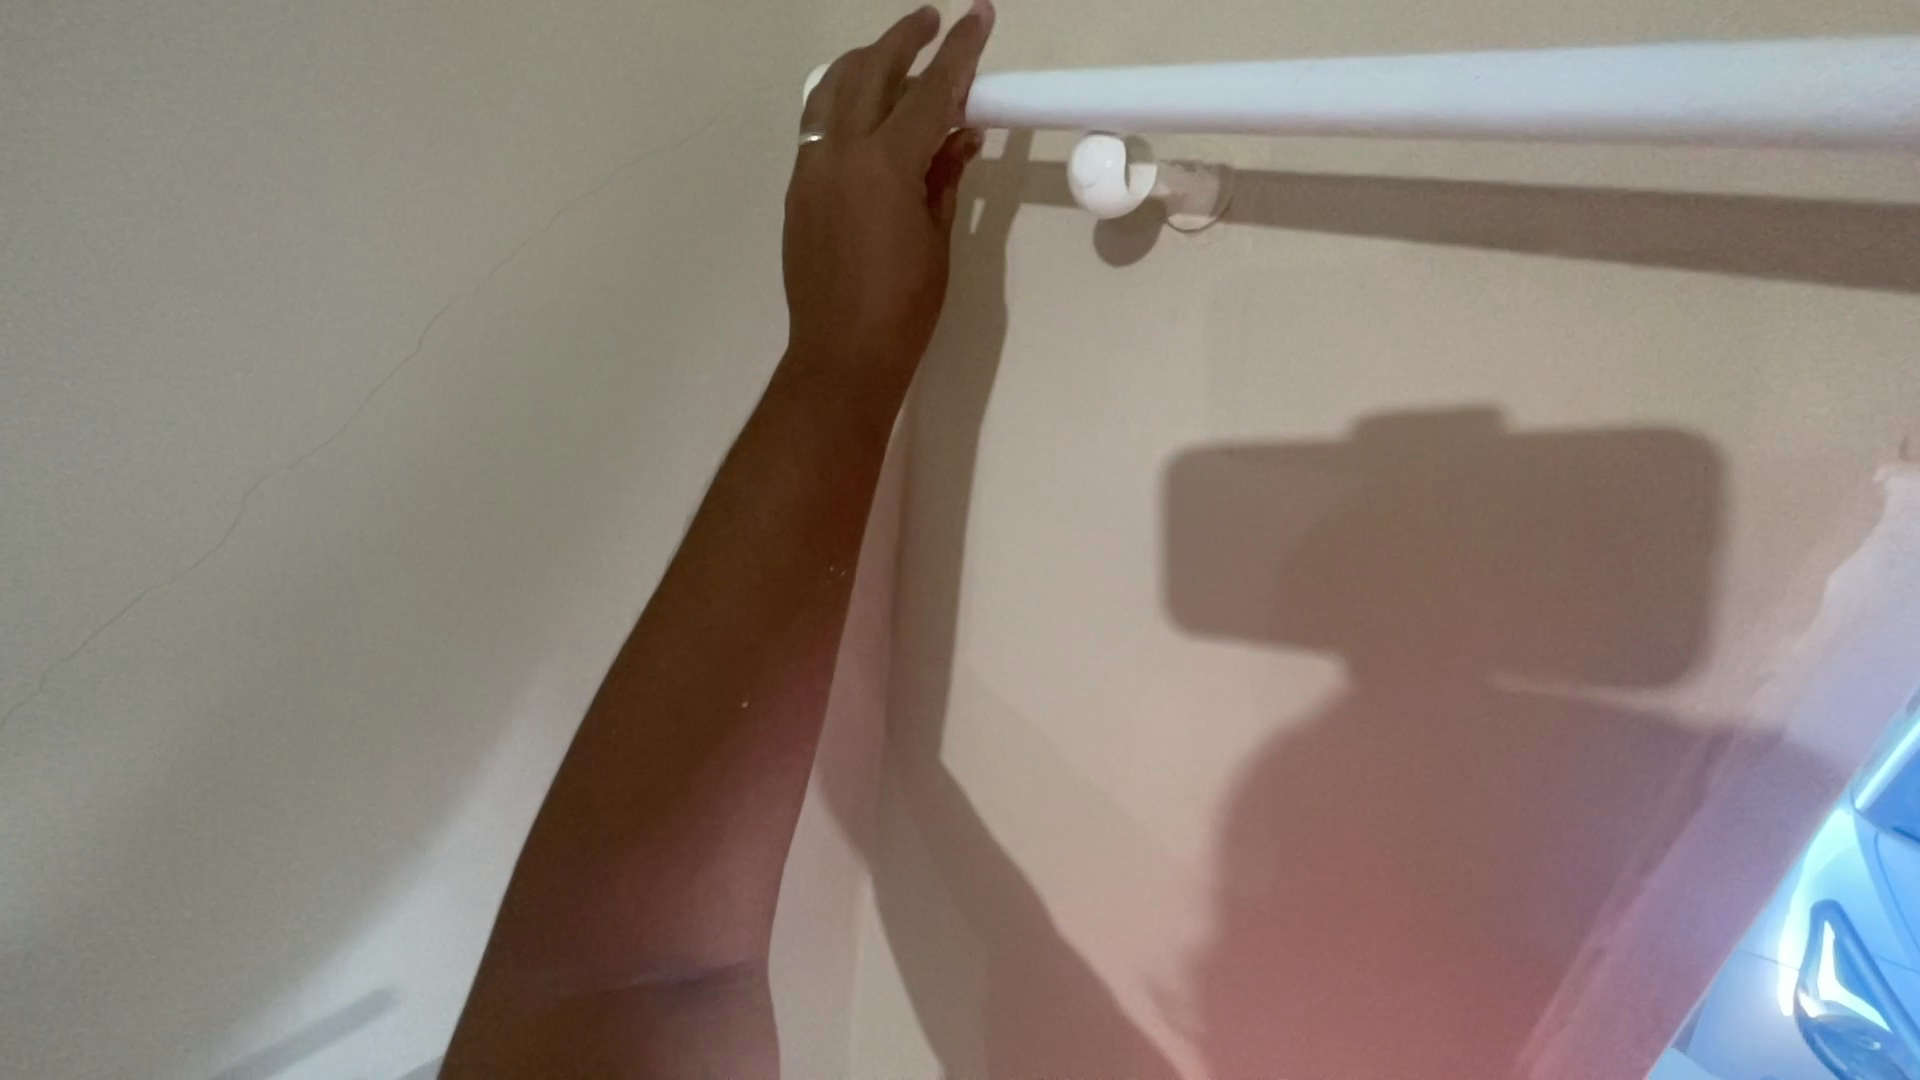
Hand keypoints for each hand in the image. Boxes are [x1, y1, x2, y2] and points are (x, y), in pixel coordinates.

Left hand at [782, 2, 994, 392]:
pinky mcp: (796, 191)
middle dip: (905, 40)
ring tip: (890, 57)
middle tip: (931, 23)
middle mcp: (839, 153)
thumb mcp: (936, 240)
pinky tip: (861, 112)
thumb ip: (944, 178)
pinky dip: (840, 104)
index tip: (978, 18)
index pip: (930, 93)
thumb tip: (961, 137)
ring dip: (863, 64)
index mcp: (884, 166)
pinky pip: (816, 127)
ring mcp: (810, 169)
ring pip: (831, 90)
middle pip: (870, 71)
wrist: (843, 354)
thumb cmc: (904, 309)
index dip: (960, 53)